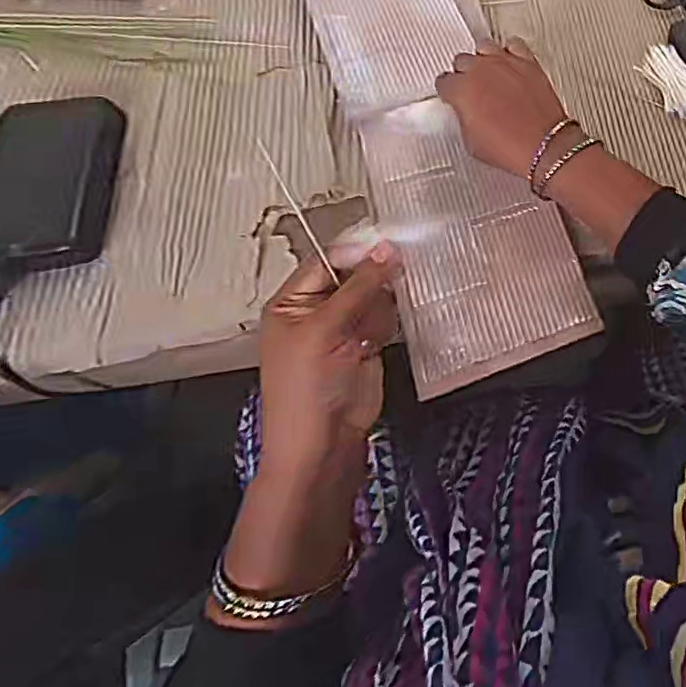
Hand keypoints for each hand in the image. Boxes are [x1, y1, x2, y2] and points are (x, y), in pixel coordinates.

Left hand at [258, 245, 399, 464]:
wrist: (323, 443)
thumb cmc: (306, 391)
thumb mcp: (325, 330)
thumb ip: (358, 288)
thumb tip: (385, 250)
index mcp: (292, 302)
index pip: (327, 261)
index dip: (356, 252)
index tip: (389, 243)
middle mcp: (318, 310)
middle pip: (354, 275)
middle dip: (373, 278)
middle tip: (393, 278)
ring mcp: (344, 328)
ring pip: (375, 295)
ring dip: (382, 304)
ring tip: (372, 328)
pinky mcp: (367, 343)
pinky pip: (385, 317)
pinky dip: (389, 322)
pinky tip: (379, 338)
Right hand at [435, 39, 570, 180]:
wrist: (543, 147)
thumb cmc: (510, 146)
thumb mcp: (471, 141)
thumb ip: (463, 117)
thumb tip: (467, 114)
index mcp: (461, 90)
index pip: (444, 81)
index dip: (448, 91)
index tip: (453, 97)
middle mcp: (480, 70)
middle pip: (462, 61)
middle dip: (464, 75)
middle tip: (472, 90)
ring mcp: (505, 63)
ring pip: (484, 47)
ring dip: (484, 60)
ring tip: (489, 74)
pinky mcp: (527, 63)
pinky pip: (514, 45)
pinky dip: (510, 53)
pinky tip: (510, 64)